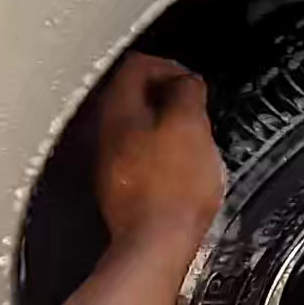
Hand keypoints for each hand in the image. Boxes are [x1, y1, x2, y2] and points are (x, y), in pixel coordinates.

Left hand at [94, 53, 225, 244]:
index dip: (171, 67)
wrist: (159, 239)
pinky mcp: (125, 182)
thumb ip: (187, 94)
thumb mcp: (191, 127)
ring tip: (194, 134)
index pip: (137, 65)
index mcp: (121, 112)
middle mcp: (107, 132)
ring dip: (168, 121)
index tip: (193, 83)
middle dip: (169, 93)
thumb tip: (187, 81)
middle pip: (134, 92)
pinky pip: (144, 150)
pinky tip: (183, 163)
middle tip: (196, 106)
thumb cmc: (175, 187)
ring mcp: (112, 159)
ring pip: (139, 122)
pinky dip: (164, 147)